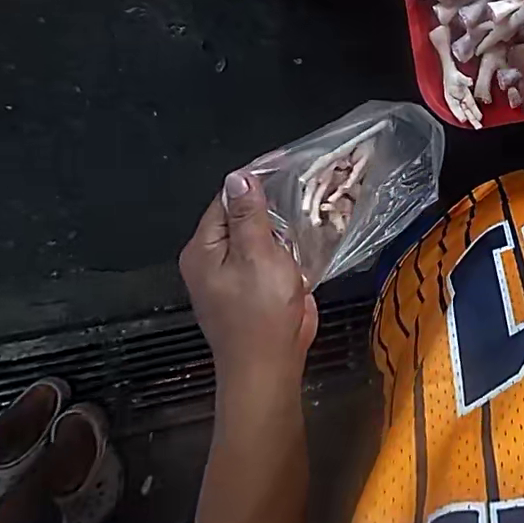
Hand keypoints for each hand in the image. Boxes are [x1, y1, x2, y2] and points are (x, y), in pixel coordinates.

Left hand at [180, 172, 318, 391]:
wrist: (270, 360)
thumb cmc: (259, 310)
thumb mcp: (255, 256)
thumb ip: (248, 216)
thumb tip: (238, 177)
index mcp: (204, 249)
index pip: (226, 199)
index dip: (256, 179)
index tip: (290, 162)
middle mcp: (216, 256)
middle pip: (245, 214)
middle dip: (275, 197)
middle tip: (311, 176)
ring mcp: (239, 270)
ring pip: (263, 231)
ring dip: (287, 218)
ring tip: (319, 196)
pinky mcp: (262, 281)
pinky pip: (275, 250)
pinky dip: (292, 238)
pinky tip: (314, 229)